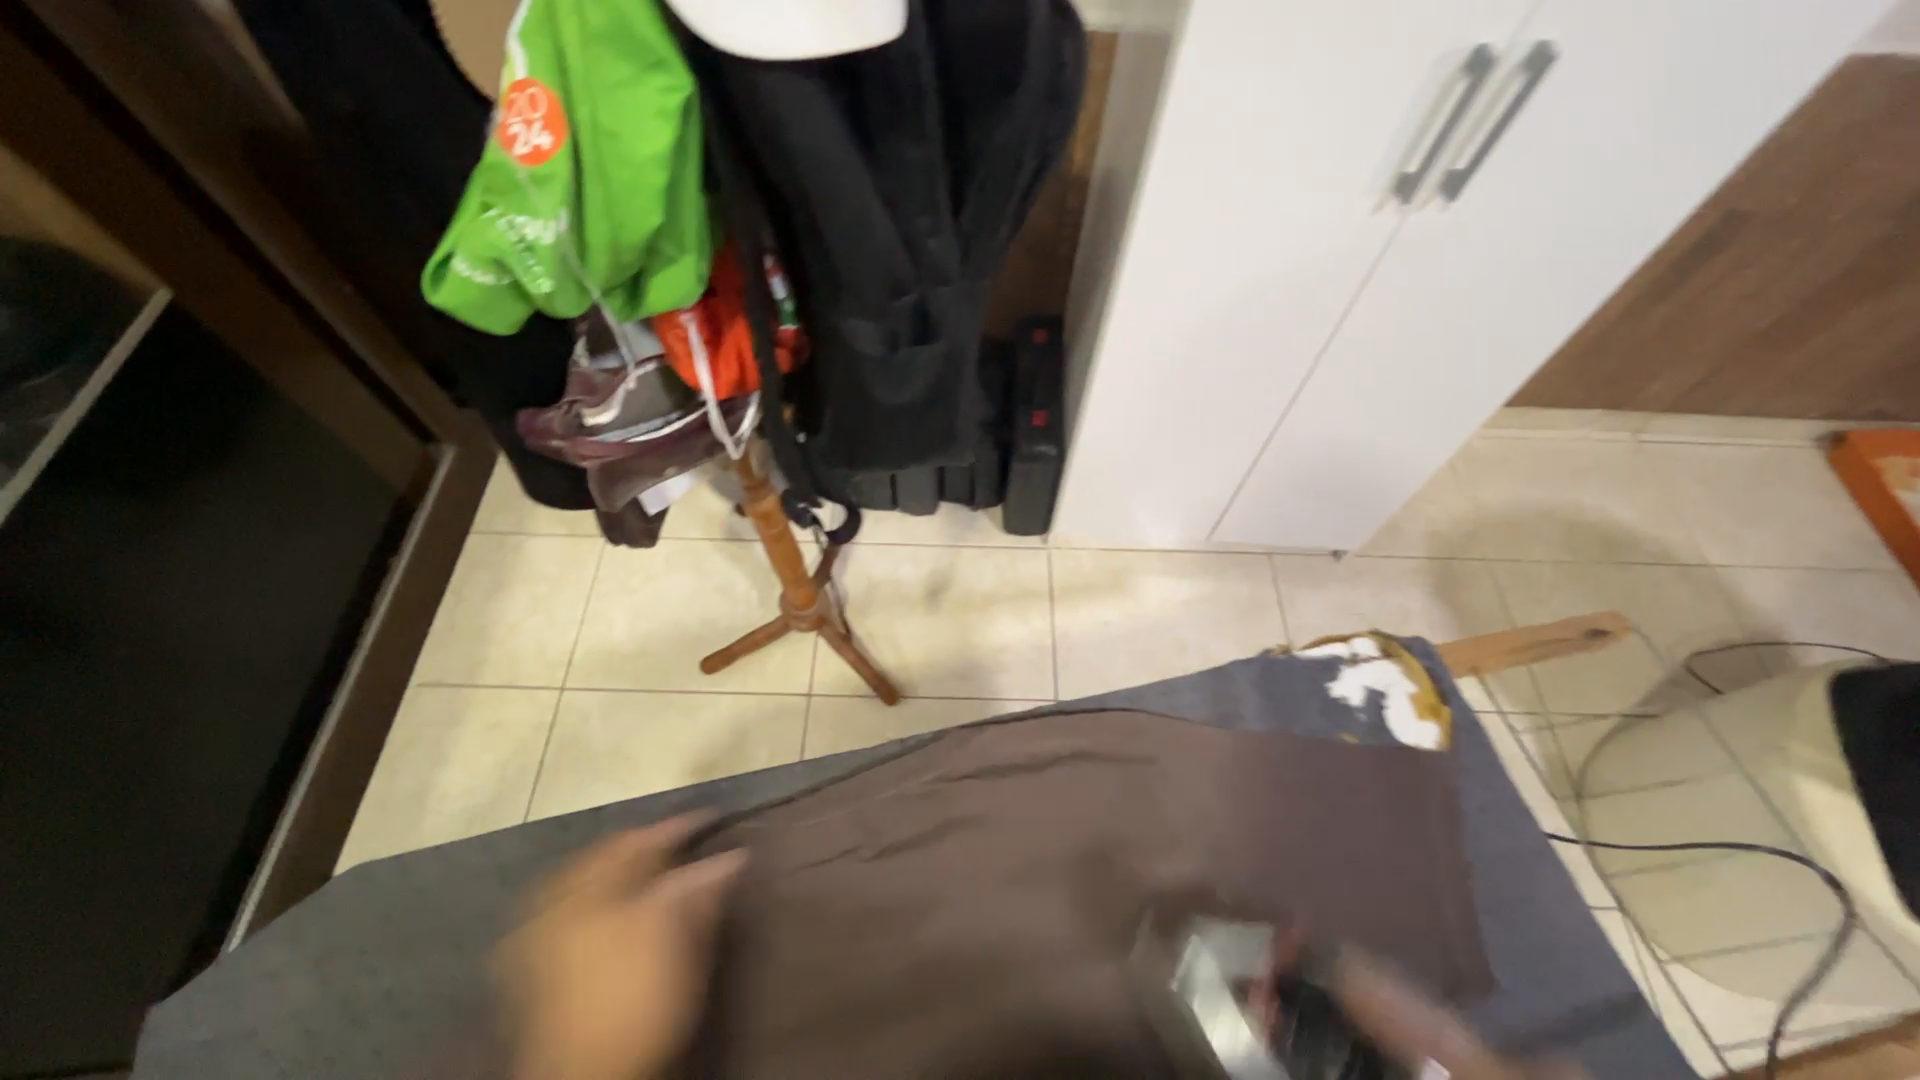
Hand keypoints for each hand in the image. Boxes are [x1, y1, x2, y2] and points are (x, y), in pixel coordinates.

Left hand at [496, 817, 746, 1079]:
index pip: (643, 841)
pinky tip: (611, 902)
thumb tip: (730, 856)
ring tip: (650, 870)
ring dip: (619, 867)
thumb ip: (699, 891)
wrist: (586, 1074)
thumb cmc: (637, 1002)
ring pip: (586, 877)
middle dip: (645, 845)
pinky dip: (594, 892)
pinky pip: (567, 902)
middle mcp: (563, 899)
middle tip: (680, 843)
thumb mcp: (678, 945)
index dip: (680, 827)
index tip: (711, 818)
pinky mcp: (535, 955)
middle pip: (609, 855)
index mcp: (595, 890)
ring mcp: (543, 928)